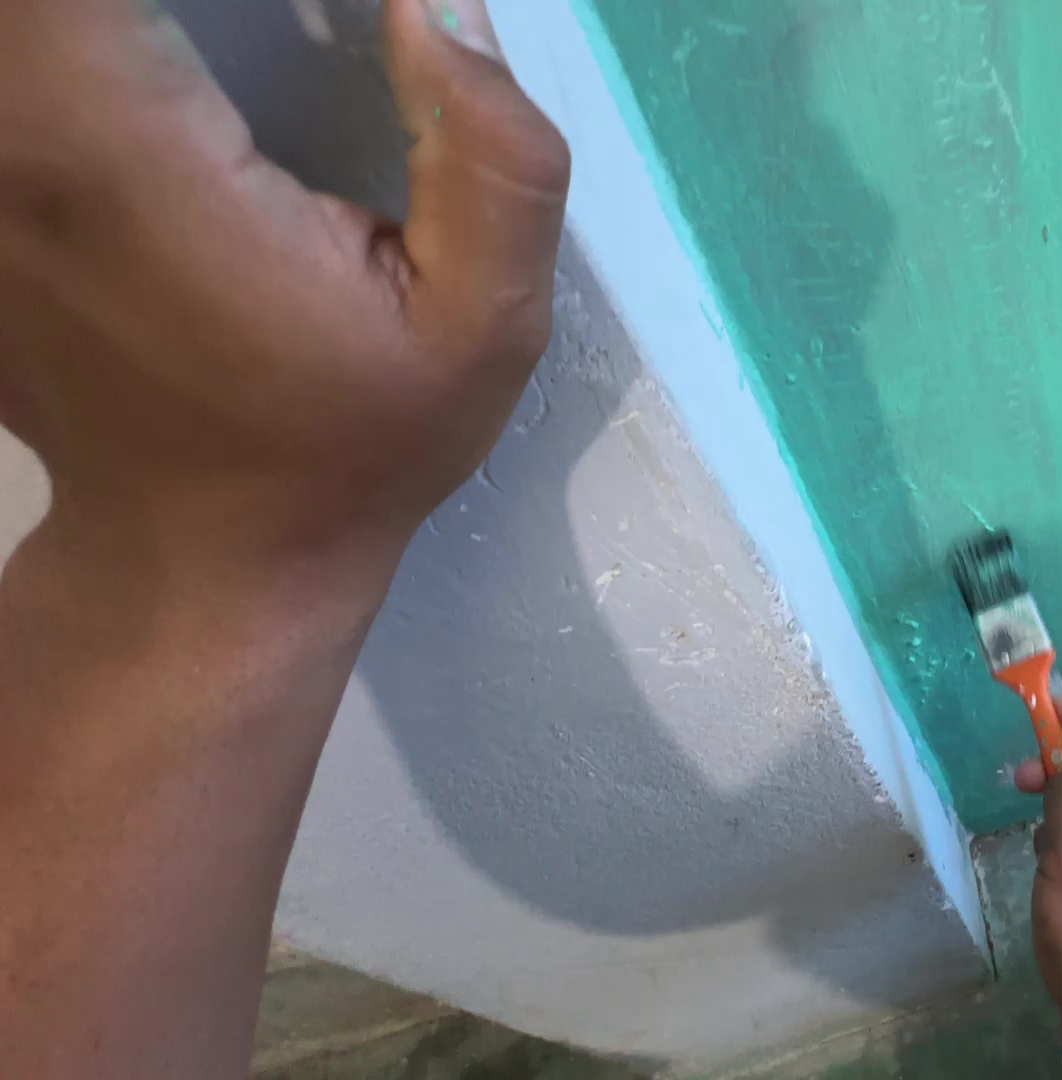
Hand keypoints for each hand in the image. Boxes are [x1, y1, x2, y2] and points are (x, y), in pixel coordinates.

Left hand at [0, 0, 567, 591]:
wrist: (229, 539)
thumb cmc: (372, 439)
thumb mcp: (490, 326)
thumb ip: (495, 166)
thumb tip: (446, 9)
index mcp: (115, 140)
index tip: (353, 21)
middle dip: (222, 11)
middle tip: (329, 41)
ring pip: (42, 26)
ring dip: (177, 38)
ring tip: (249, 83)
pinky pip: (30, 65)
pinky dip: (100, 60)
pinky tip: (179, 107)